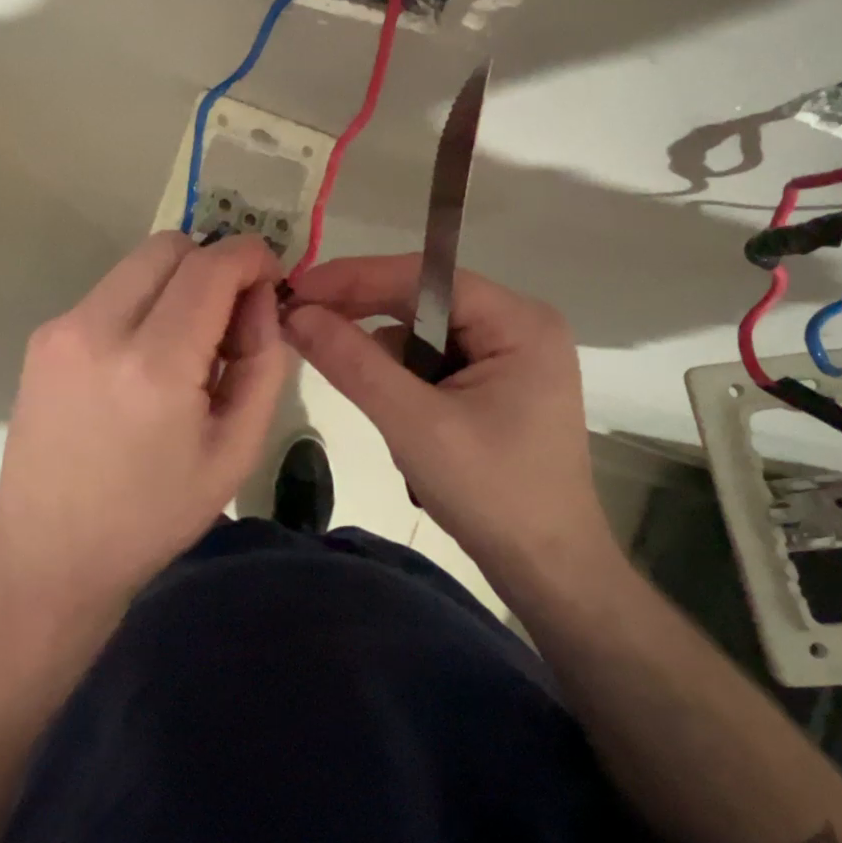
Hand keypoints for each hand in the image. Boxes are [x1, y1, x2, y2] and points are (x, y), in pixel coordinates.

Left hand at [0, 232, 290, 613]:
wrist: (50, 553)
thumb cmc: (152, 517)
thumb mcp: (235, 452)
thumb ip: (263, 364)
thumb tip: (260, 303)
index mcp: (154, 366)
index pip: (211, 266)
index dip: (251, 257)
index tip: (270, 280)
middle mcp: (98, 330)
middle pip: (167, 247)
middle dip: (210, 265)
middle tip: (229, 320)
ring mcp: (60, 331)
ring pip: (133, 267)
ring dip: (173, 286)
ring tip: (185, 351)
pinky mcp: (40, 341)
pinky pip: (105, 297)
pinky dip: (138, 309)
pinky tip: (143, 367)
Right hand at [282, 255, 608, 567]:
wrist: (546, 566)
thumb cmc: (491, 492)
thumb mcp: (413, 423)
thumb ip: (353, 363)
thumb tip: (295, 313)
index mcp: (518, 322)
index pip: (423, 276)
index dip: (355, 279)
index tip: (296, 291)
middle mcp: (519, 326)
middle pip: (423, 301)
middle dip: (364, 316)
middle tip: (300, 326)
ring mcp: (510, 358)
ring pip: (423, 335)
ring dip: (383, 356)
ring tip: (353, 386)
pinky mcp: (497, 387)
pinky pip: (434, 363)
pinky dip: (401, 380)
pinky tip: (391, 412)